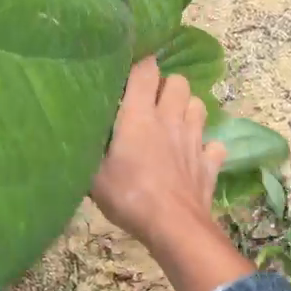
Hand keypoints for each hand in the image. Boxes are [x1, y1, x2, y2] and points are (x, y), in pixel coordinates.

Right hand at [91, 59, 228, 251]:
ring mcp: (194, 139)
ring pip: (199, 105)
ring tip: (173, 123)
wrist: (174, 226)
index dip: (140, 63)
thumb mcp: (94, 176)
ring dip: (187, 109)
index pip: (145, 70)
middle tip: (151, 102)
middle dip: (166, 85)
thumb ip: (89, 149)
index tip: (130, 69)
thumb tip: (77, 133)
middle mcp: (170, 118)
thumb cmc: (129, 196)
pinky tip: (194, 156)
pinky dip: (206, 147)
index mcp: (139, 116)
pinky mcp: (210, 161)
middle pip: (178, 81)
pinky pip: (214, 144)